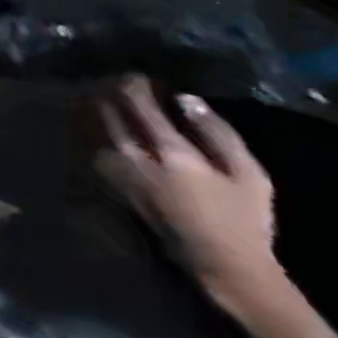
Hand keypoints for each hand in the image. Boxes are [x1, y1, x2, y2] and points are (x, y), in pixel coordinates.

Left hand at [95, 76, 278, 297]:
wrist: (218, 260)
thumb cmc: (241, 216)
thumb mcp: (250, 176)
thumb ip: (218, 133)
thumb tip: (185, 98)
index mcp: (170, 150)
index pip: (136, 101)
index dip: (134, 82)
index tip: (141, 77)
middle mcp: (134, 153)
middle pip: (106, 105)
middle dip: (109, 87)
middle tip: (120, 82)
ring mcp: (115, 165)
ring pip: (90, 118)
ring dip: (94, 101)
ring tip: (106, 94)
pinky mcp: (107, 177)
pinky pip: (86, 137)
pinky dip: (87, 121)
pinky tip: (96, 116)